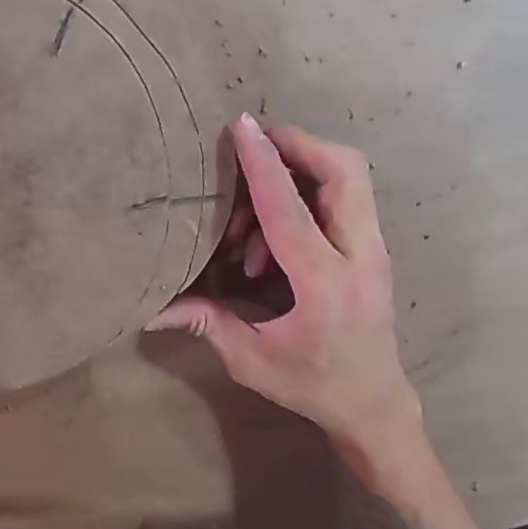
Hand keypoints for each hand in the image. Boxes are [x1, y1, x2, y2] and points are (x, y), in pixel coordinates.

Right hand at [147, 114, 418, 445]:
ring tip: (249, 211)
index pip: (291, 211)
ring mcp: (375, 249)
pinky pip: (346, 197)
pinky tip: (270, 235)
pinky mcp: (373, 249)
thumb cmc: (310, 384)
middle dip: (298, 144)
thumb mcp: (251, 359)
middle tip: (251, 145)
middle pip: (345, 170)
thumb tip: (152, 311)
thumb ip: (207, 323)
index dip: (263, 166)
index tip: (242, 127)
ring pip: (352, 177)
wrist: (373, 401)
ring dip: (300, 169)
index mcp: (325, 285)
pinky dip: (308, 192)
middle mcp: (361, 256)